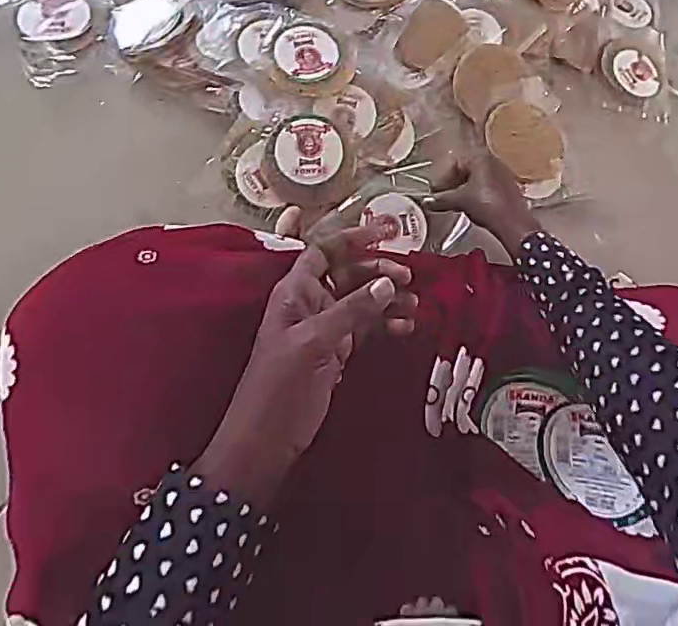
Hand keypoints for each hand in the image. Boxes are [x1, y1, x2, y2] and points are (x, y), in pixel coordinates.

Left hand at [194, 221, 414, 503]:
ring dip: (386, 299)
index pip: (324, 250)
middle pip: (348, 273)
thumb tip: (387, 283)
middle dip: (378, 271)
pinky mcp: (334, 352)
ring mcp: (323, 328)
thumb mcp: (316, 343)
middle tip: (407, 278)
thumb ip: (351, 310)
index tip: (386, 232)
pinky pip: (364, 327)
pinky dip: (384, 324)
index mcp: (295, 292)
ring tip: (413, 304)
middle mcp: (310, 304)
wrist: (263, 445)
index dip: (353, 237)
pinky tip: (404, 326)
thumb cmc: (280, 389)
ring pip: (360, 300)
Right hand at [424, 151, 541, 253]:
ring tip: (457, 201)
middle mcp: (494, 162)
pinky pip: (488, 186)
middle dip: (454, 181)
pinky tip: (473, 206)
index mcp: (481, 158)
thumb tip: (428, 200)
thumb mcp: (459, 201)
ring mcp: (504, 175)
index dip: (444, 175)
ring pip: (478, 177)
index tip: (438, 188)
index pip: (456, 161)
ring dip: (465, 188)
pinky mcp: (510, 188)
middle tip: (444, 194)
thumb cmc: (489, 206)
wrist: (513, 225)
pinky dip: (477, 194)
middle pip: (467, 168)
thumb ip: (441, 199)